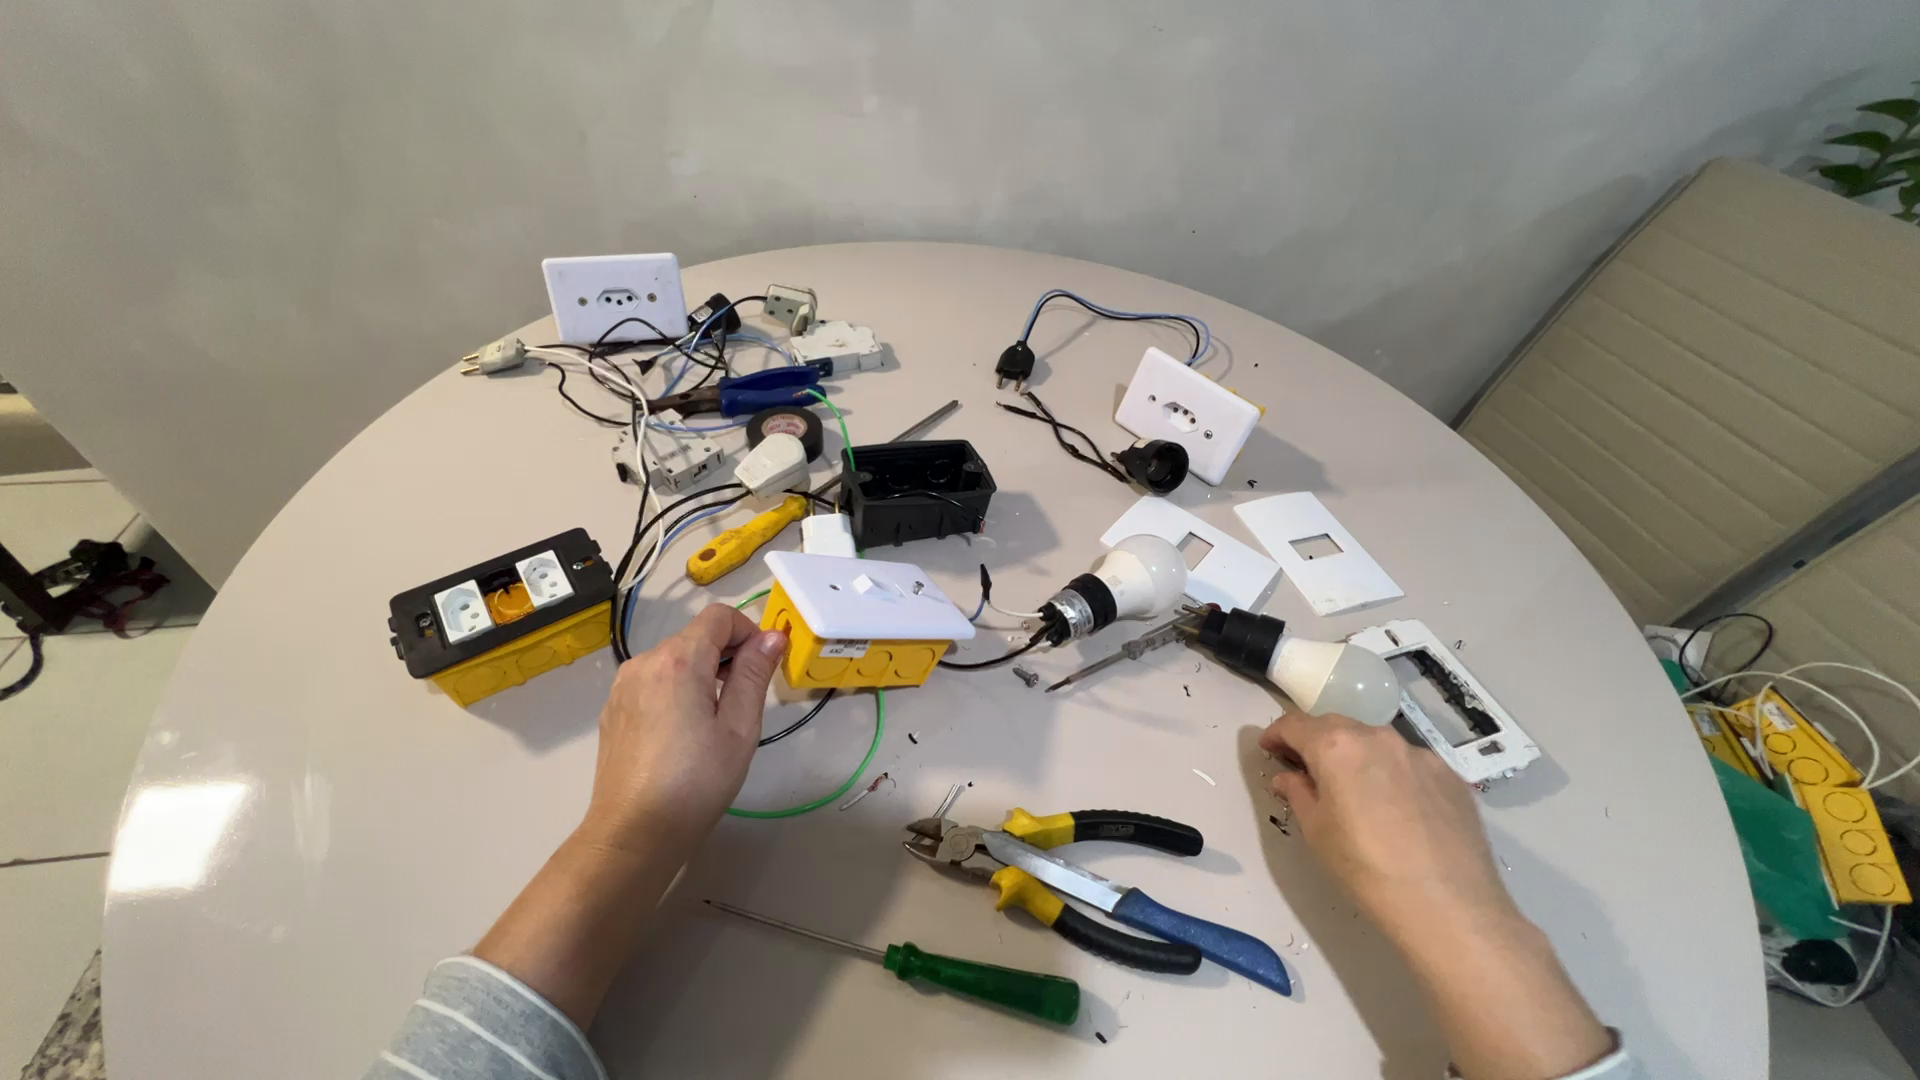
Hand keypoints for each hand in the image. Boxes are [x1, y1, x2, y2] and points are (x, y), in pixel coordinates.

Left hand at [580, 604, 787, 855]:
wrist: (633, 834)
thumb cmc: (697, 781)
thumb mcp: (739, 728)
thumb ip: (754, 674)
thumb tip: (772, 636)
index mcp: (678, 661)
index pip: (719, 617)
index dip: (748, 632)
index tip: (762, 666)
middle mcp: (644, 662)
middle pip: (695, 636)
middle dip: (726, 655)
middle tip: (744, 699)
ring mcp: (623, 686)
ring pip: (673, 658)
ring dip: (701, 672)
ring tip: (714, 720)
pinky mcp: (614, 709)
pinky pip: (653, 681)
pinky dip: (676, 690)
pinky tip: (683, 733)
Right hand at [1259, 709, 1515, 946]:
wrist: (1449, 907)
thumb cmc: (1366, 868)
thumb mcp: (1316, 831)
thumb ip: (1298, 793)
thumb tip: (1290, 777)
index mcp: (1336, 746)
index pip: (1295, 725)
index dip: (1276, 734)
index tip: (1269, 749)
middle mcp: (1378, 738)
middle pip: (1336, 726)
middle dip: (1315, 740)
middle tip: (1304, 767)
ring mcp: (1419, 755)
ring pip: (1375, 742)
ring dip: (1355, 754)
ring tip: (1353, 787)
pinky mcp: (1450, 776)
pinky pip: (1409, 763)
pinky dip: (1391, 772)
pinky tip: (1396, 807)